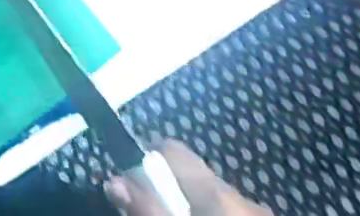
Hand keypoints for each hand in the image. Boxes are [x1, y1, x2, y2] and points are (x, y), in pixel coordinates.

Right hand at [105, 141, 271, 215]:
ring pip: (213, 205)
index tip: (131, 186)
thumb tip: (113, 180)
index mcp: (220, 193)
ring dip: (190, 212)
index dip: (145, 161)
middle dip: (167, 194)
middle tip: (149, 215)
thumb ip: (146, 208)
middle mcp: (246, 200)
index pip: (173, 150)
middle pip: (192, 179)